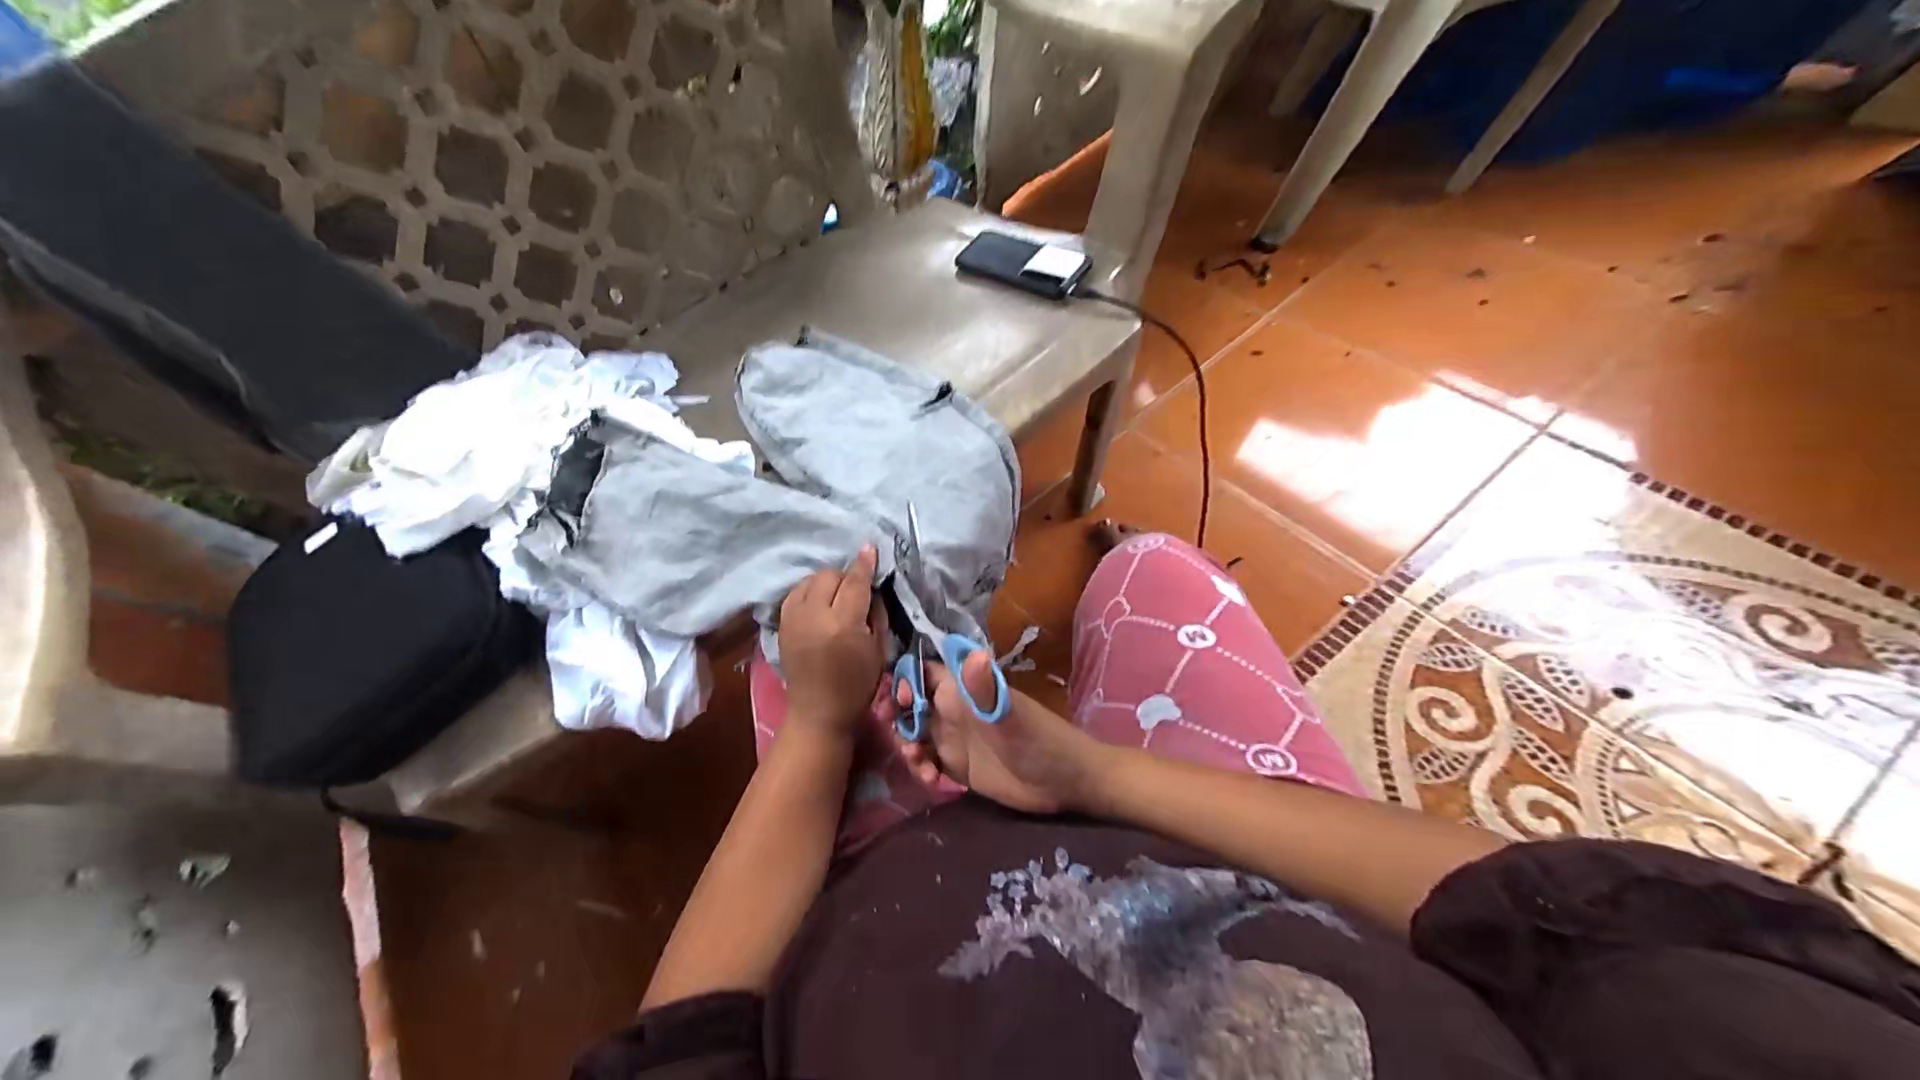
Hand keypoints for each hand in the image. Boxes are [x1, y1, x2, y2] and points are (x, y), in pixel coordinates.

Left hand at [778, 546, 891, 738]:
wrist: (818, 712)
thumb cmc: (857, 685)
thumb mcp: (879, 649)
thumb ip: (876, 612)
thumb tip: (872, 586)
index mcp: (843, 624)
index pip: (855, 582)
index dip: (864, 564)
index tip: (870, 549)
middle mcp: (814, 616)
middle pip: (830, 575)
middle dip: (845, 577)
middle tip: (856, 591)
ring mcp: (793, 619)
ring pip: (810, 580)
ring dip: (827, 583)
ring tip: (836, 598)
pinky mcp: (782, 624)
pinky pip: (796, 593)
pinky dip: (810, 592)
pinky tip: (819, 603)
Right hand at [896, 653, 1105, 814]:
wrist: (1066, 782)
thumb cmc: (1040, 741)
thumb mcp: (1010, 717)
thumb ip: (986, 690)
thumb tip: (973, 655)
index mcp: (963, 690)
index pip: (923, 672)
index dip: (904, 679)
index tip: (899, 701)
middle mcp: (954, 710)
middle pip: (911, 703)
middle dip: (896, 714)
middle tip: (892, 732)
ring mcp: (955, 738)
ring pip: (915, 732)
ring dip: (907, 744)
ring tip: (919, 762)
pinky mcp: (958, 766)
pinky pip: (927, 761)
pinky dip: (921, 768)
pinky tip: (932, 781)